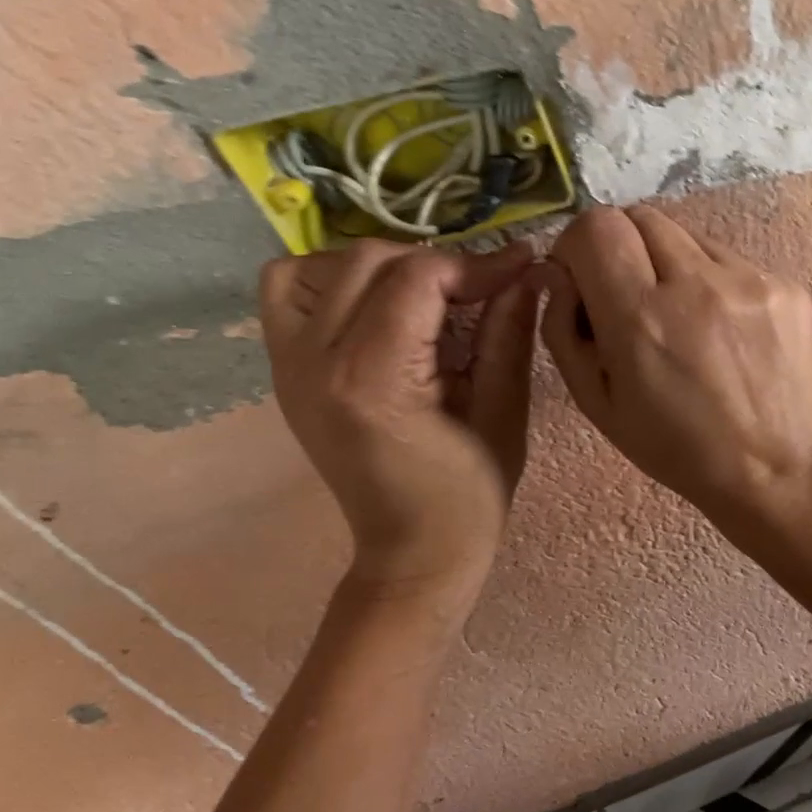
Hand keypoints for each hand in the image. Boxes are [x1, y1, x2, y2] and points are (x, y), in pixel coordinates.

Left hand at [258, 239, 544, 592]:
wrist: (412, 550)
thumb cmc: (470, 491)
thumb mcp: (505, 410)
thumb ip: (509, 332)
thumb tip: (527, 268)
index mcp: (372, 380)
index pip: (417, 277)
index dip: (476, 263)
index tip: (522, 267)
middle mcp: (314, 363)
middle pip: (368, 260)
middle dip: (436, 263)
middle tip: (483, 289)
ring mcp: (288, 365)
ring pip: (322, 266)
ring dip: (384, 266)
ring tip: (429, 296)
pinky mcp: (284, 369)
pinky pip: (288, 290)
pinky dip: (334, 279)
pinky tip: (381, 306)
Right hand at [541, 206, 811, 514]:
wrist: (775, 466)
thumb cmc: (675, 446)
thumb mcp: (597, 402)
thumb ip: (563, 327)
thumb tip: (557, 271)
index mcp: (642, 318)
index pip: (597, 226)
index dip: (578, 245)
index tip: (584, 278)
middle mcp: (698, 285)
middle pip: (641, 217)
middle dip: (622, 245)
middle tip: (629, 293)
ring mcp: (750, 280)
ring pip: (688, 234)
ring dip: (670, 261)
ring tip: (681, 315)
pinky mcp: (786, 284)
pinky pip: (731, 258)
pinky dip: (713, 280)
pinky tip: (721, 327)